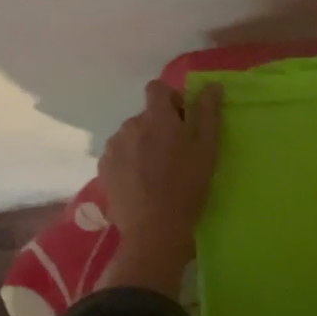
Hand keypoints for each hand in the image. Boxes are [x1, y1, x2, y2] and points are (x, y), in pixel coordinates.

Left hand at [97, 80, 223, 295]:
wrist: (154, 231)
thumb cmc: (187, 185)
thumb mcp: (207, 148)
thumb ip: (208, 111)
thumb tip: (212, 84)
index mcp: (156, 116)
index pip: (157, 88)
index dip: (170, 99)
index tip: (182, 121)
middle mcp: (131, 124)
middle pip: (146, 115)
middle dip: (158, 127)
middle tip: (174, 154)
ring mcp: (114, 147)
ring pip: (131, 135)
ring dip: (142, 144)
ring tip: (155, 172)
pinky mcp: (104, 169)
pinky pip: (119, 154)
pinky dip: (128, 161)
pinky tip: (140, 183)